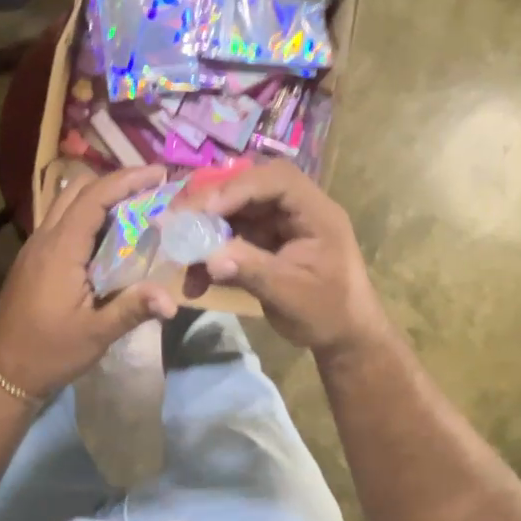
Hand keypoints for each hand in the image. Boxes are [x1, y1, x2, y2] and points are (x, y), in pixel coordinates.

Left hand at [0, 166, 178, 395]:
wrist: (0, 372)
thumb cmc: (48, 352)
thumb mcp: (95, 335)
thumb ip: (132, 309)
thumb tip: (171, 300)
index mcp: (60, 250)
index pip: (94, 197)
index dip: (126, 180)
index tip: (158, 173)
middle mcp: (45, 238)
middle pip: (77, 188)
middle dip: (115, 182)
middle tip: (151, 190)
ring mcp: (36, 246)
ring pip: (66, 201)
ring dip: (99, 196)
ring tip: (136, 207)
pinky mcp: (34, 258)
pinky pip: (62, 220)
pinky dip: (87, 214)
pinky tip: (110, 235)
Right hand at [182, 161, 391, 357]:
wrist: (344, 339)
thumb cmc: (328, 313)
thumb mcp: (290, 293)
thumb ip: (250, 270)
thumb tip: (208, 257)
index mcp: (315, 212)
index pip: (276, 180)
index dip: (239, 188)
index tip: (206, 210)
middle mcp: (296, 210)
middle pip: (249, 188)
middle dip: (212, 203)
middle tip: (177, 220)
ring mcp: (278, 225)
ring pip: (235, 212)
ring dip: (205, 230)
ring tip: (179, 251)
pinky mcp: (264, 242)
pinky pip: (232, 236)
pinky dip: (210, 253)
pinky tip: (194, 280)